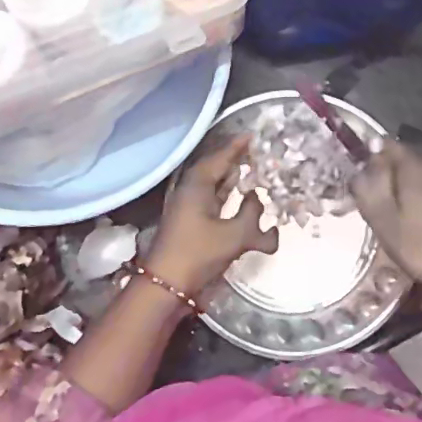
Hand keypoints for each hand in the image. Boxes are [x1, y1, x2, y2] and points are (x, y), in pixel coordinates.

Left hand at [147, 135, 277, 294]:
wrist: (166, 286)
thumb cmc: (198, 254)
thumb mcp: (234, 234)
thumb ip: (251, 213)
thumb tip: (256, 198)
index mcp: (197, 186)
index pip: (219, 159)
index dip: (236, 147)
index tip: (251, 135)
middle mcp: (189, 192)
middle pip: (214, 169)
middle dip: (233, 160)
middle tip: (254, 152)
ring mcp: (187, 208)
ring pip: (211, 185)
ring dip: (229, 178)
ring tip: (248, 170)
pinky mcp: (189, 223)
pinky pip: (210, 200)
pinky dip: (224, 195)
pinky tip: (237, 198)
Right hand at [351, 140, 421, 300]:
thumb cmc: (419, 245)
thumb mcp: (382, 219)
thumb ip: (367, 186)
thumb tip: (361, 162)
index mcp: (414, 165)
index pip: (384, 143)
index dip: (366, 155)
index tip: (355, 175)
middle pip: (400, 157)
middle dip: (382, 170)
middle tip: (367, 196)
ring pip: (414, 172)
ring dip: (398, 183)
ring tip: (386, 208)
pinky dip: (414, 193)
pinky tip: (409, 215)